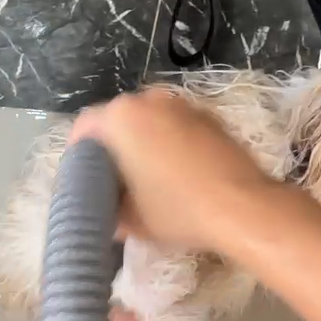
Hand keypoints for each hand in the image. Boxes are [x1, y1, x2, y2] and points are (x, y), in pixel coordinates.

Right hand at [69, 87, 285, 252]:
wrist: (241, 205)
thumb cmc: (177, 209)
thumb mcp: (132, 221)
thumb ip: (108, 211)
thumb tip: (107, 213)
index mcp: (121, 117)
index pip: (85, 125)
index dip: (79, 150)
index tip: (82, 174)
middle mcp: (149, 99)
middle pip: (117, 118)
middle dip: (112, 143)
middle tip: (112, 176)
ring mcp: (181, 103)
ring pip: (149, 118)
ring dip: (142, 139)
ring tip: (145, 172)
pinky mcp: (208, 115)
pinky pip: (176, 123)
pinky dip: (169, 139)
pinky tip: (177, 169)